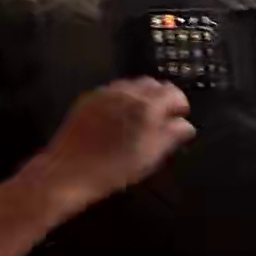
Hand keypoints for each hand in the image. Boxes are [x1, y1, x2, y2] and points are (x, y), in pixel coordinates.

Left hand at [22, 79, 196, 214]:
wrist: (69, 171)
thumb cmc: (113, 170)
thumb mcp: (149, 156)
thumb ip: (172, 136)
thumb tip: (185, 125)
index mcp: (145, 106)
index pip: (173, 92)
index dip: (180, 105)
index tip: (179, 118)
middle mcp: (125, 93)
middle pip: (152, 84)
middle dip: (161, 98)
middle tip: (162, 120)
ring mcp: (104, 93)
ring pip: (131, 86)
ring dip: (141, 97)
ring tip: (140, 121)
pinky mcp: (88, 99)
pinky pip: (112, 92)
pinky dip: (121, 100)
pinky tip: (118, 120)